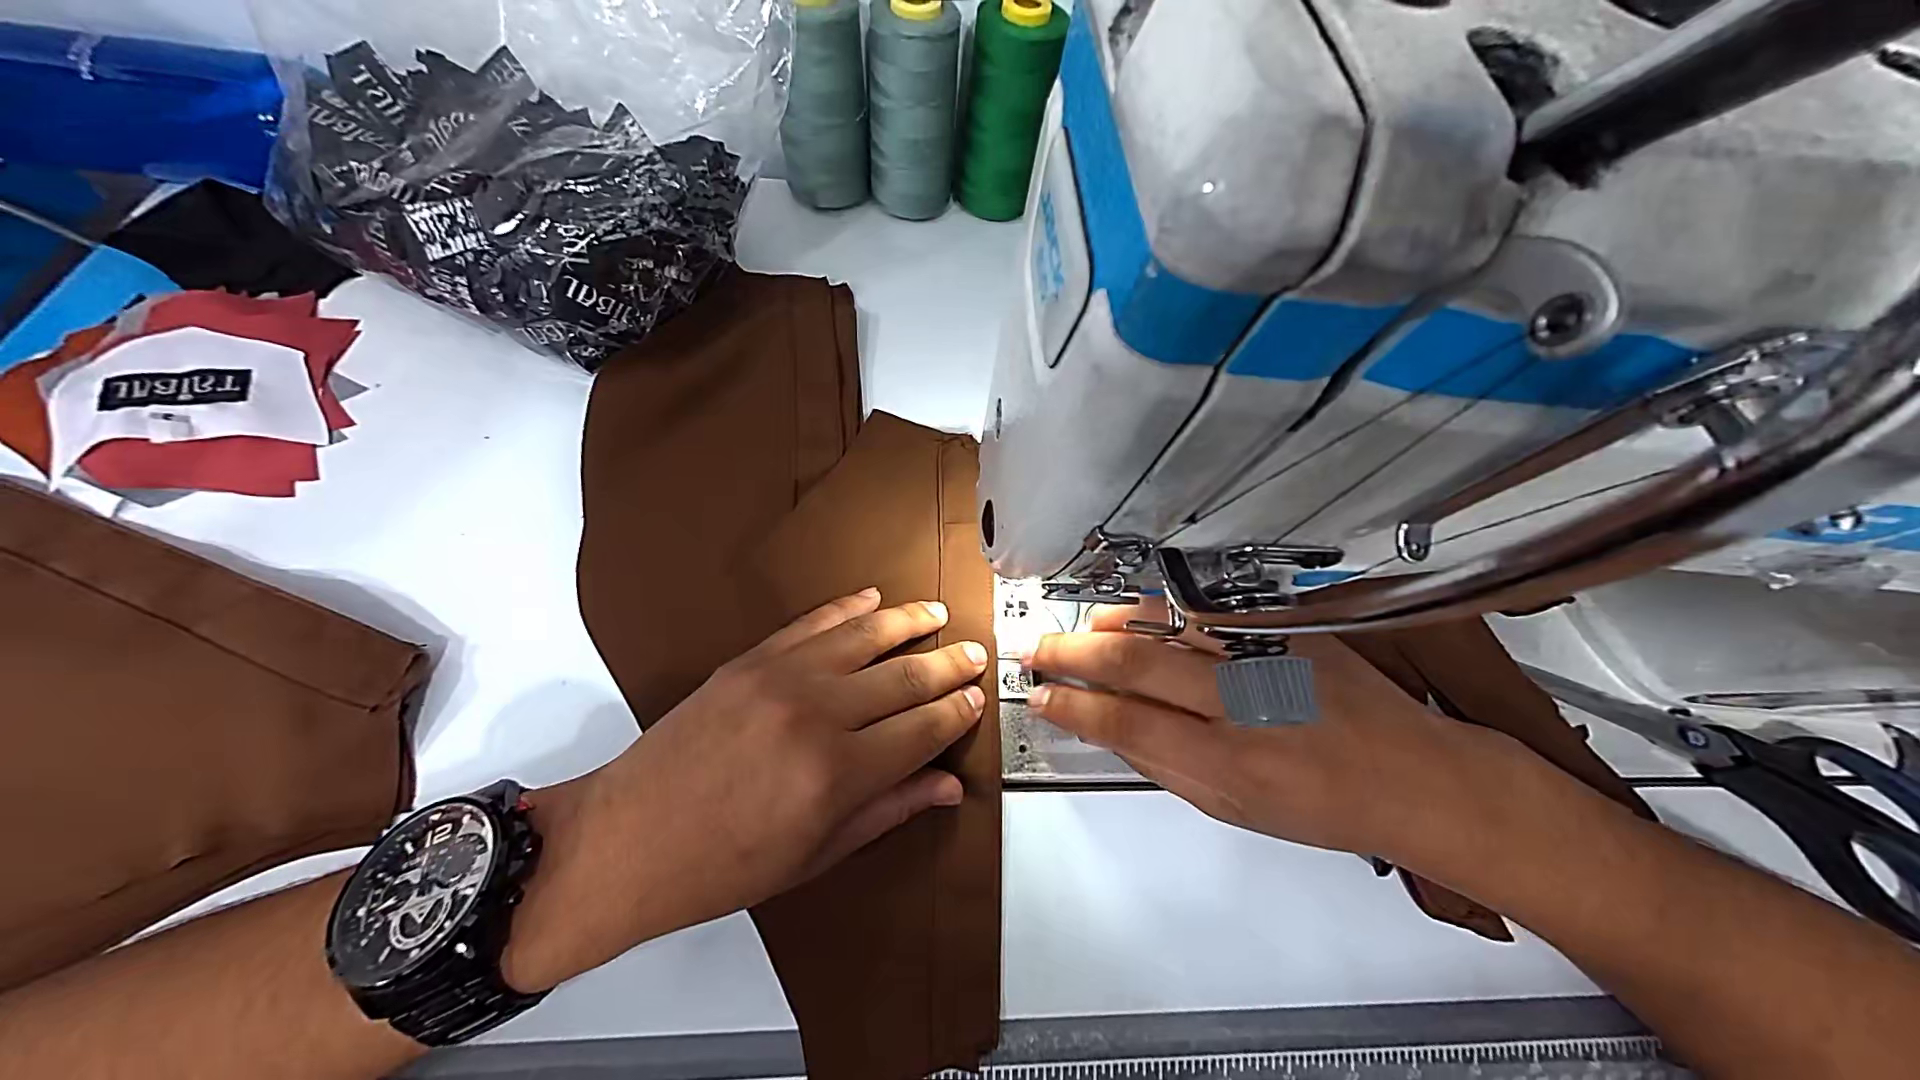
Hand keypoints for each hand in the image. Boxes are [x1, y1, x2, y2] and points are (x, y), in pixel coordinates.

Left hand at [504, 589, 987, 990]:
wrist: (626, 840)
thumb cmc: (720, 865)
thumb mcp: (815, 854)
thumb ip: (888, 810)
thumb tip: (946, 786)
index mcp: (838, 773)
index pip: (923, 728)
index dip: (958, 711)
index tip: (976, 700)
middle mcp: (817, 714)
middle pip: (906, 676)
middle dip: (949, 664)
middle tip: (975, 654)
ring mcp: (781, 677)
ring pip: (866, 634)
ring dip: (909, 619)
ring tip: (937, 611)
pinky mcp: (749, 660)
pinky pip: (812, 623)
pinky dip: (846, 607)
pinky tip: (872, 598)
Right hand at [1025, 601, 1536, 868]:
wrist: (1411, 775)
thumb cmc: (1324, 805)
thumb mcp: (1231, 808)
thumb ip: (1161, 764)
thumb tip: (1105, 729)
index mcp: (1227, 760)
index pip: (1124, 721)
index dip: (1072, 705)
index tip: (1042, 696)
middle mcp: (1244, 700)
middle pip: (1133, 664)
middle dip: (1071, 655)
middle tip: (1036, 652)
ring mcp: (1266, 655)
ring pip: (1164, 624)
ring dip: (1108, 626)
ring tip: (1076, 634)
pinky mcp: (1284, 629)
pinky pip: (1201, 612)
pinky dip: (1156, 612)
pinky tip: (1129, 618)